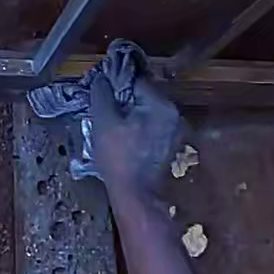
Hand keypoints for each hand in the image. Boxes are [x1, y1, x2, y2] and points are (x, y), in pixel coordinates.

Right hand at [86, 73, 181, 195]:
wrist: (136, 196)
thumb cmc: (119, 158)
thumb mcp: (104, 122)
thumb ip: (102, 95)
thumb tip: (101, 78)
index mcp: (160, 104)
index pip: (136, 79)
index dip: (115, 81)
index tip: (100, 87)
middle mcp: (172, 113)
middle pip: (143, 95)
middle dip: (122, 98)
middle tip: (102, 106)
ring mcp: (173, 130)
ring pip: (146, 110)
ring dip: (128, 112)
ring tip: (109, 121)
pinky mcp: (168, 144)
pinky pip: (150, 125)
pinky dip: (136, 125)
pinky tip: (121, 135)